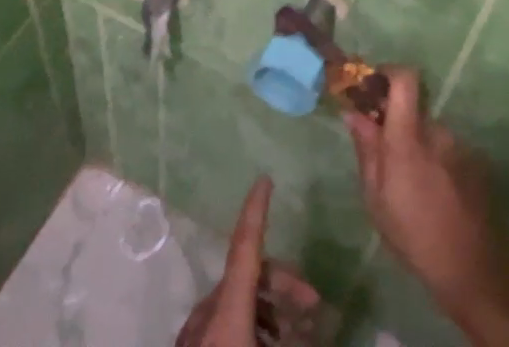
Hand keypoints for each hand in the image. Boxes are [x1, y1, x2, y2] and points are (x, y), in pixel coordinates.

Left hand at [175, 177, 321, 346]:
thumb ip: (296, 338)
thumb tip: (319, 325)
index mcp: (226, 309)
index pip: (243, 247)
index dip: (255, 211)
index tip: (264, 179)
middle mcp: (206, 310)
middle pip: (245, 277)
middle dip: (281, 281)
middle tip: (312, 301)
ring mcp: (193, 328)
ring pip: (233, 300)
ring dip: (265, 305)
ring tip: (291, 327)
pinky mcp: (189, 343)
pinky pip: (221, 320)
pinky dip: (247, 320)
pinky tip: (265, 336)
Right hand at [343, 68, 508, 311]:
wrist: (474, 269)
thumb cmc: (414, 236)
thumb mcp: (375, 198)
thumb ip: (366, 149)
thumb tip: (353, 113)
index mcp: (408, 138)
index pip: (405, 79)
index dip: (387, 72)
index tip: (370, 86)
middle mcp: (438, 133)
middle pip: (413, 110)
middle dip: (395, 123)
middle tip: (382, 156)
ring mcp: (462, 148)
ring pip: (430, 133)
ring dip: (417, 146)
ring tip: (410, 186)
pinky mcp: (477, 164)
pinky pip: (447, 150)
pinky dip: (436, 162)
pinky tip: (434, 196)